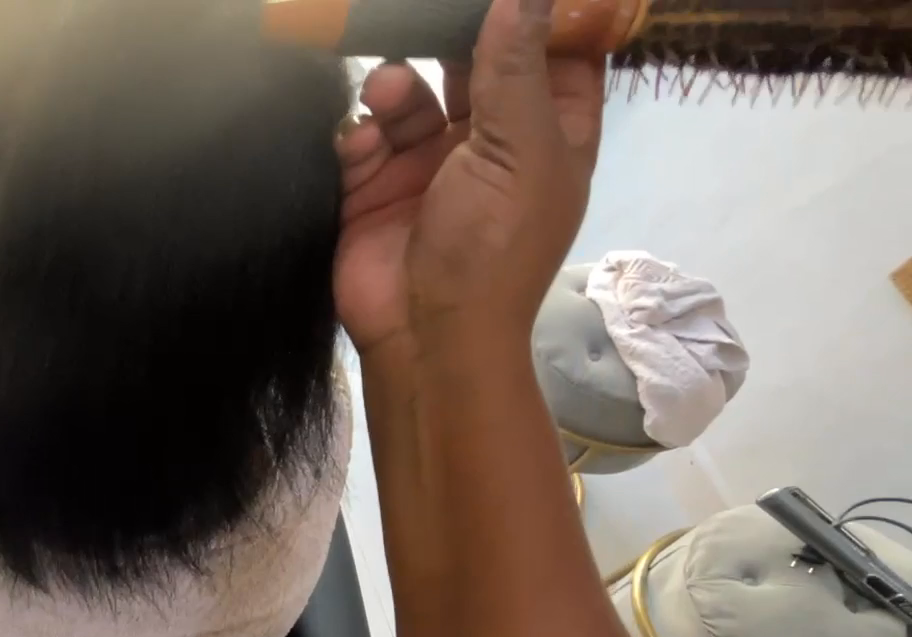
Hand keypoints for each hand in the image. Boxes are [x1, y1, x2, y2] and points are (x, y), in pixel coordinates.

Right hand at [333, 0, 604, 359]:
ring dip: (397, 88)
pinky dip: (358, 136)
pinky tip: (359, 141)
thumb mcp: (520, 152)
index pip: (553, 51)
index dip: (537, 12)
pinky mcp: (369, 193)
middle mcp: (486, 143)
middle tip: (424, 15)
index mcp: (546, 132)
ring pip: (411, 102)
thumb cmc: (492, 246)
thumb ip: (514, 71)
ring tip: (386, 89)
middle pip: (473, 67)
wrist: (422, 331)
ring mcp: (422, 169)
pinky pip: (363, 145)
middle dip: (451, 38)